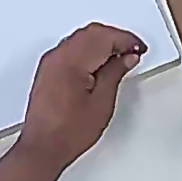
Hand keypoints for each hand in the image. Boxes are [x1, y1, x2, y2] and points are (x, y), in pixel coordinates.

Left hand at [11, 23, 145, 172]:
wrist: (43, 147)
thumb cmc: (67, 132)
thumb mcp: (102, 103)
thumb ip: (115, 74)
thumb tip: (126, 58)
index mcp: (71, 61)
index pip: (103, 36)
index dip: (126, 40)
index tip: (139, 48)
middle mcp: (57, 57)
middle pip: (91, 33)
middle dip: (115, 37)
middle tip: (133, 51)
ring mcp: (50, 63)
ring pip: (80, 38)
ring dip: (102, 42)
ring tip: (120, 58)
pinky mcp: (47, 70)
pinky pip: (70, 48)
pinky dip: (88, 49)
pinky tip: (100, 63)